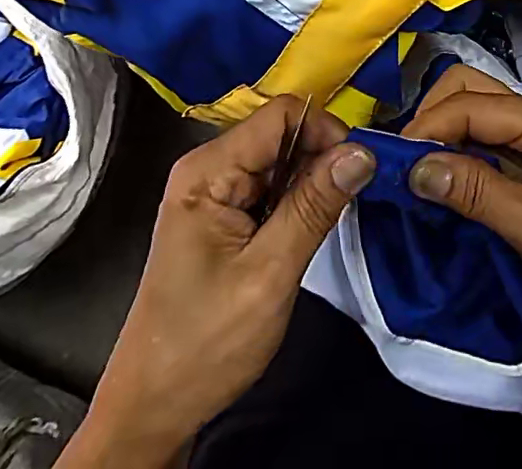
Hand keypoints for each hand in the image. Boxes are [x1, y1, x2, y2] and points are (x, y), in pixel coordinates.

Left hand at [59, 95, 375, 467]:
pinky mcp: (231, 210)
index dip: (325, 133)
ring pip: (290, 158)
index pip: (283, 115)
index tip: (353, 173)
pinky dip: (305, 198)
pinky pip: (281, 183)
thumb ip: (316, 206)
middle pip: (288, 132)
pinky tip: (308, 229)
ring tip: (327, 220)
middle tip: (342, 204)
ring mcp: (220, 190)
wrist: (157, 407)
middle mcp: (211, 169)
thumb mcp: (269, 274)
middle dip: (324, 159)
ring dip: (317, 181)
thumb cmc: (205, 344)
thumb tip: (364, 151)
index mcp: (208, 172)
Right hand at [401, 65, 521, 334]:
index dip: (428, 128)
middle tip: (402, 167)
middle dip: (431, 119)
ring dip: (439, 134)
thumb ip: (476, 192)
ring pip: (472, 112)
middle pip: (469, 91)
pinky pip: (481, 140)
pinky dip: (453, 151)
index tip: (390, 167)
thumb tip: (413, 166)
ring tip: (410, 175)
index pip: (471, 105)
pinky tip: (436, 180)